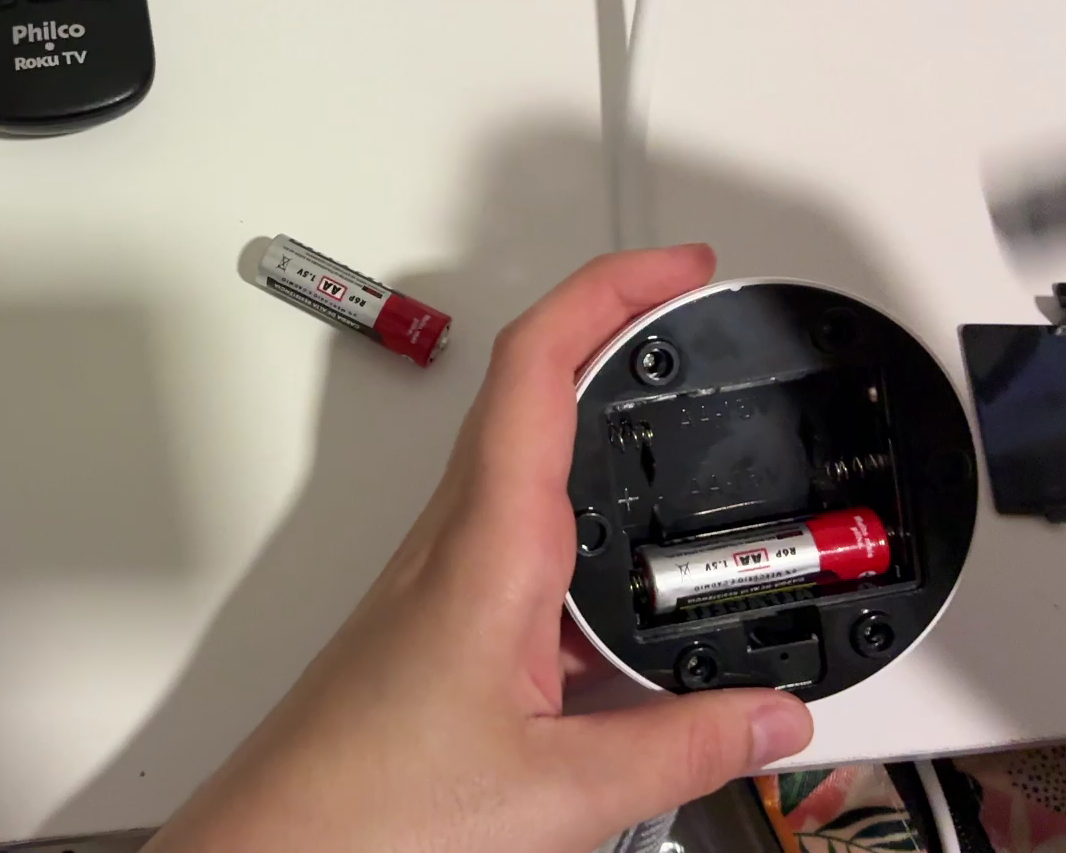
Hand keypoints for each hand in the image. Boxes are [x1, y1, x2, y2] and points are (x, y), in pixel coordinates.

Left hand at [146, 246, 813, 852]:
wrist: (295, 825)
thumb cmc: (382, 797)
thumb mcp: (564, 787)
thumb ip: (683, 746)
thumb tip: (770, 716)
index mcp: (490, 541)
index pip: (537, 370)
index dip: (604, 296)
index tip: (675, 268)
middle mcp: (461, 526)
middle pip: (528, 380)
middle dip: (606, 321)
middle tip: (683, 304)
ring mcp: (449, 551)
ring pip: (520, 437)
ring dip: (589, 394)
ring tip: (667, 385)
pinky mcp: (447, 587)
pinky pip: (519, 507)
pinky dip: (576, 482)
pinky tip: (624, 526)